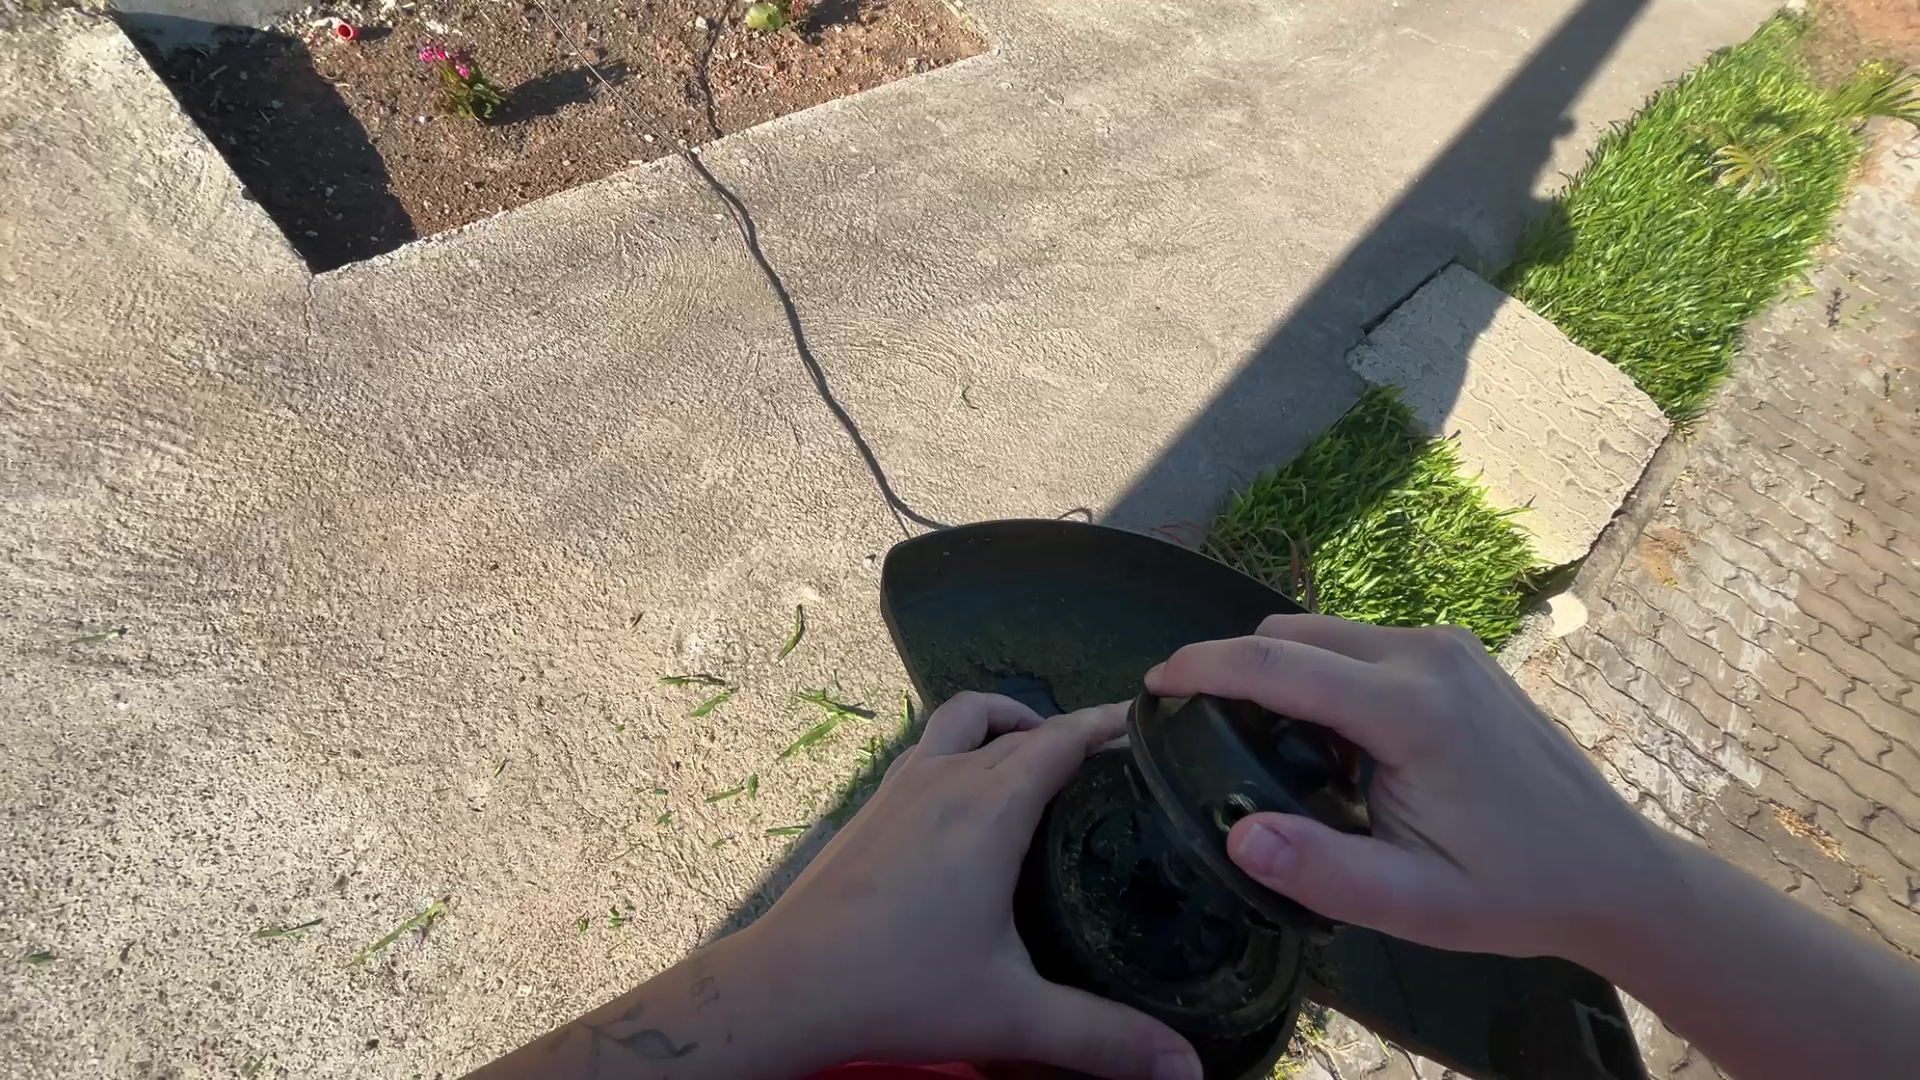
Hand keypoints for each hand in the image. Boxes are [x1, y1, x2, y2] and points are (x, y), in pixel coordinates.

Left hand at [736, 691, 1202, 1079]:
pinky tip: (970, 786)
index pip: (1061, 740)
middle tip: (1110, 760)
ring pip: (966, 716)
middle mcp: (950, 774)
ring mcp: (906, 778)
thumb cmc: (904, 985)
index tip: (1142, 722)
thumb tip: (1190, 1072)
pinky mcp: (878, 795)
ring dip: (1009, 719)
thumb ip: (1103, 1038)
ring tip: (1040, 752)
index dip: (1104, 724)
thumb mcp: (1012, 1013)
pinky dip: (968, 740)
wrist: (791, 980)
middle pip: (1022, 728)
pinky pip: (934, 741)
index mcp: (991, 806)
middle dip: (1069, 730)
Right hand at [1146, 614, 1673, 964]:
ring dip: (1275, 672)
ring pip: (1315, 631)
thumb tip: (1237, 835)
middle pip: (1287, 633)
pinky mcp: (1447, 648)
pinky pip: (1348, 642)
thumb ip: (1325, 875)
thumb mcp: (1418, 908)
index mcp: (1411, 709)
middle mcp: (1422, 653)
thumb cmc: (1517, 893)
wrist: (1621, 874)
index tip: (1154, 683)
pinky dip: (1315, 674)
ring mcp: (1440, 643)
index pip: (1275, 662)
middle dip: (1232, 668)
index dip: (1202, 666)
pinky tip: (1334, 737)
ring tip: (1277, 746)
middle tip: (1206, 729)